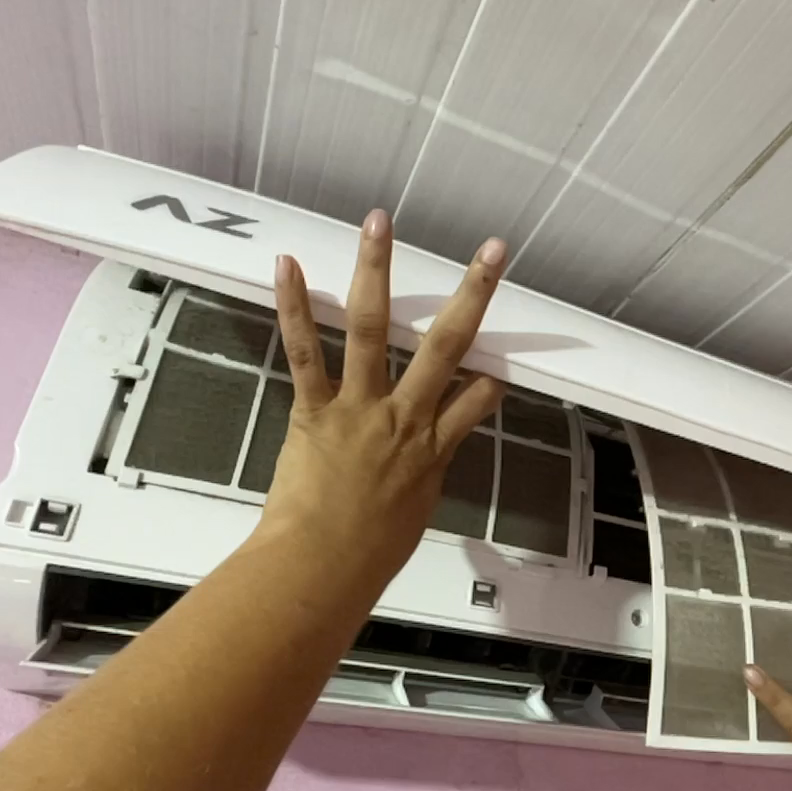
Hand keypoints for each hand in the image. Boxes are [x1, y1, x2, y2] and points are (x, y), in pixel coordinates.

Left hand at [249, 208, 507, 588]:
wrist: (322, 567)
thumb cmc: (370, 551)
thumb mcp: (417, 510)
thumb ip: (427, 471)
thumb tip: (431, 453)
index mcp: (434, 447)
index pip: (479, 398)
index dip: (493, 374)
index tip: (503, 356)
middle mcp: (406, 417)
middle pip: (447, 346)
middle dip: (473, 294)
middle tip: (491, 252)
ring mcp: (361, 408)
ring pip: (373, 329)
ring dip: (377, 271)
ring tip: (380, 223)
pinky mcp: (316, 409)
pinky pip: (305, 353)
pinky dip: (294, 308)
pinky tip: (288, 265)